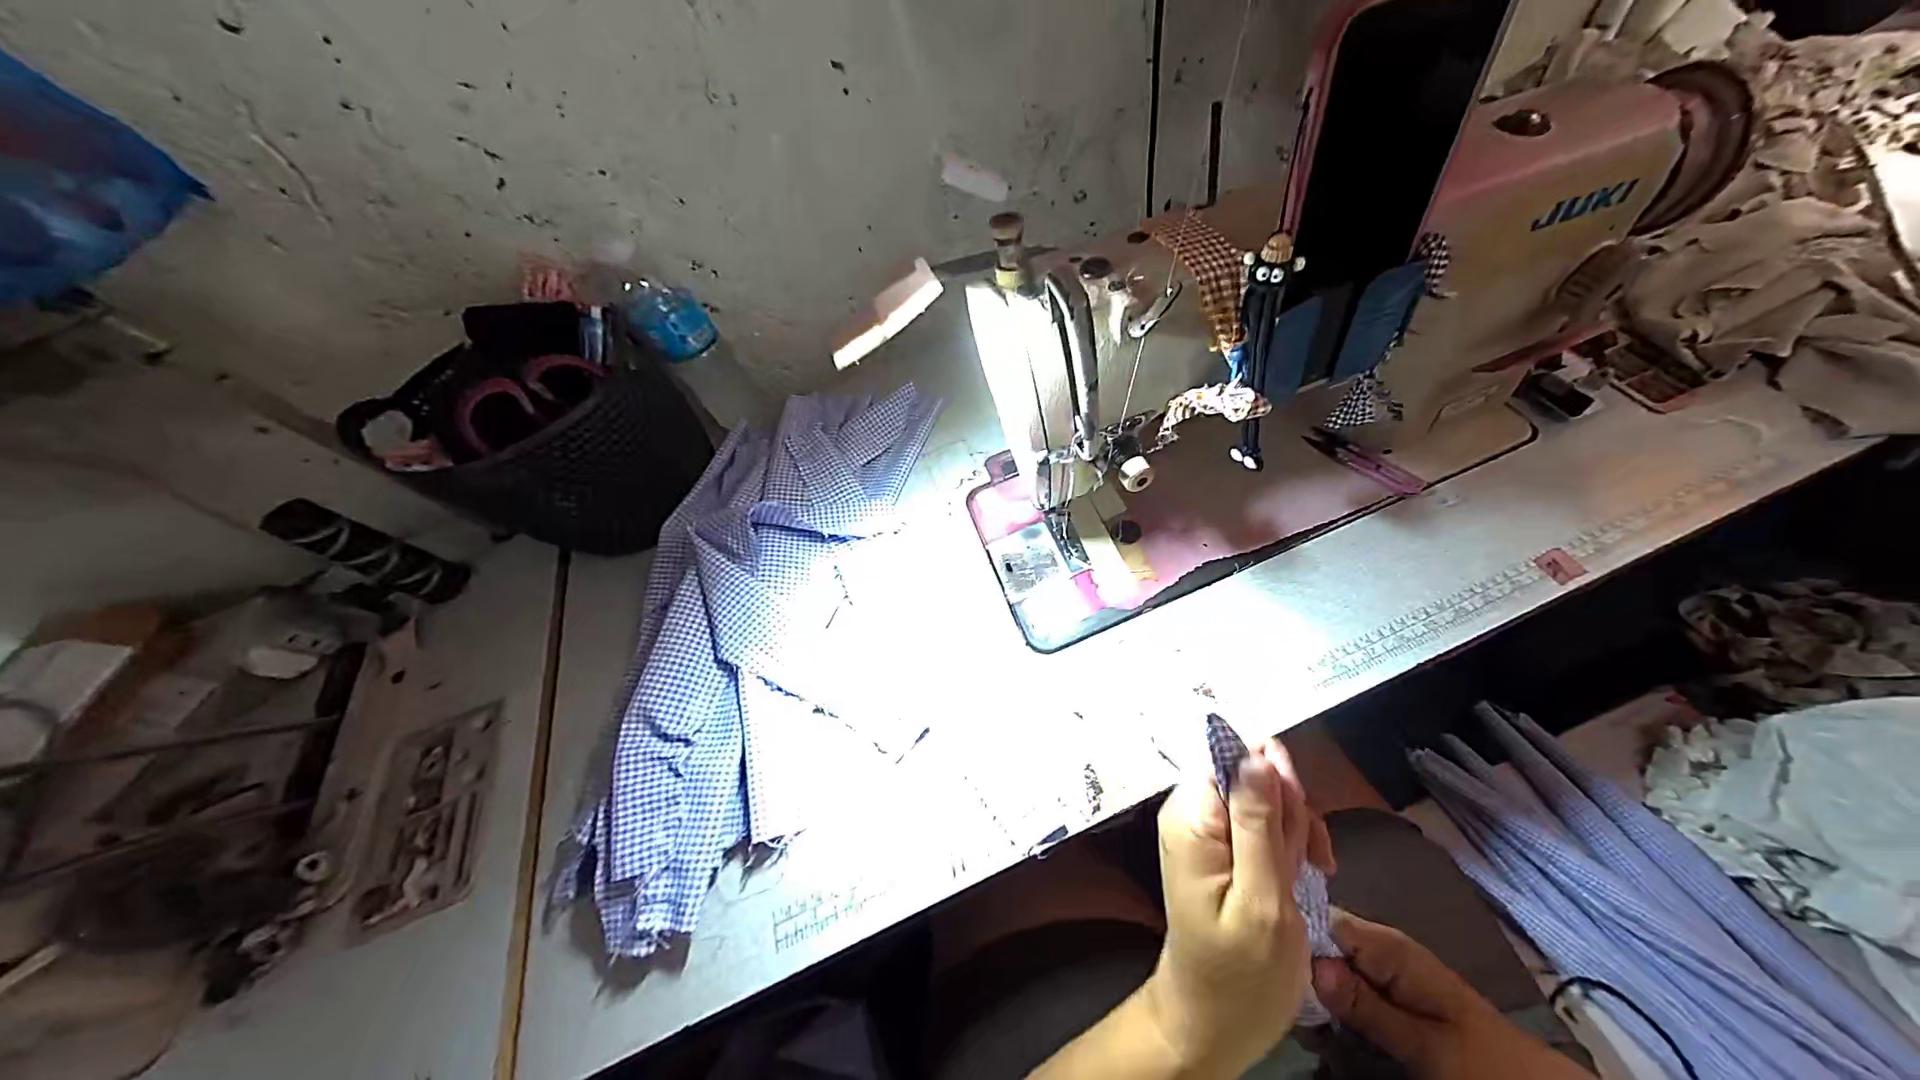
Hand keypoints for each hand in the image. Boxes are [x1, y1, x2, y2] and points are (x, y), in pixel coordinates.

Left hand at [1138, 737, 1336, 1078]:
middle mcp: (1194, 813)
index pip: (1230, 757)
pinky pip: (1265, 823)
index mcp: (1191, 818)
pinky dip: (1291, 844)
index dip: (1274, 779)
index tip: (1300, 822)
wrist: (1213, 1020)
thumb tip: (1257, 756)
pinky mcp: (1226, 847)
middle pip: (1251, 774)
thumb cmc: (1238, 975)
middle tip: (1305, 860)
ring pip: (1265, 797)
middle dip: (1289, 810)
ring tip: (1305, 871)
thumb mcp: (1260, 902)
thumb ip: (1258, 824)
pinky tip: (1307, 870)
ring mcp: (1209, 830)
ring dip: (1295, 829)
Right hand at [1311, 910, 1594, 1079]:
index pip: (1318, 917)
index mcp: (1386, 945)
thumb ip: (1366, 1005)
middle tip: (1285, 1001)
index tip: (1269, 964)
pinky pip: (1341, 981)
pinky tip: (1320, 1023)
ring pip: (1324, 961)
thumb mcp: (1424, 1043)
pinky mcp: (1382, 986)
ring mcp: (1379, 965)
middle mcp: (1377, 945)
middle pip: (1317, 939)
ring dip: (1310, 988)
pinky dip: (1328, 1001)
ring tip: (1302, 1017)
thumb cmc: (1480, 1061)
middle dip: (1298, 967)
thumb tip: (1308, 966)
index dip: (1290, 935)